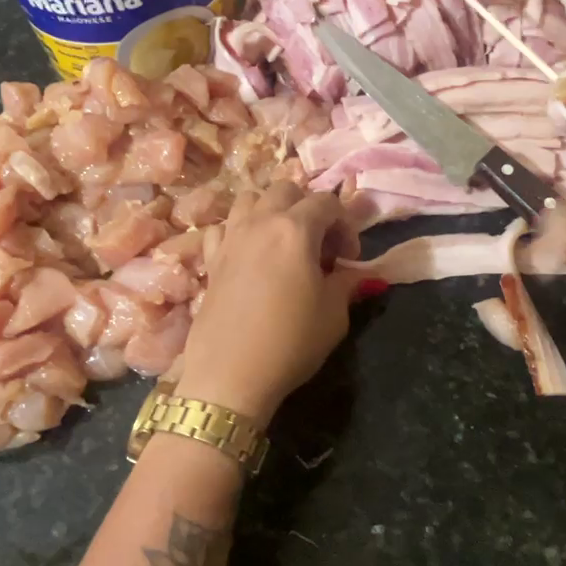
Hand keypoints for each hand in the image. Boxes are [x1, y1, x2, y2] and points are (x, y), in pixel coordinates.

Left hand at [176, 182, 360, 425]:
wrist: (230, 375)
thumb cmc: (290, 342)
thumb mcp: (333, 314)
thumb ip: (346, 282)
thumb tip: (354, 272)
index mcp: (296, 229)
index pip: (327, 202)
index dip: (345, 224)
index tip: (350, 256)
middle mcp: (260, 222)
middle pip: (286, 190)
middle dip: (308, 208)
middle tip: (319, 244)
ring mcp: (230, 237)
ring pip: (250, 198)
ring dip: (271, 210)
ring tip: (283, 242)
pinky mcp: (210, 259)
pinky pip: (222, 227)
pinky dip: (238, 231)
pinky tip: (248, 255)